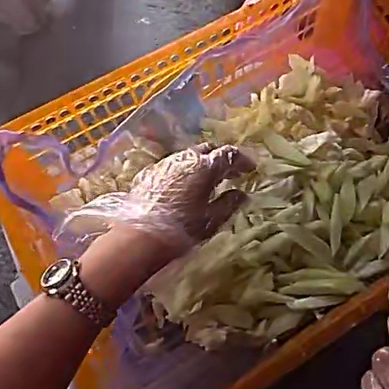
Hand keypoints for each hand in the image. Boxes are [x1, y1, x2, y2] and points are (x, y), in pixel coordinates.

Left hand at [112, 141, 255, 256]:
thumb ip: (229, 204)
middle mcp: (184, 159)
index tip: (251, 168)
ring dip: (202, 164)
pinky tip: (186, 187)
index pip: (228, 153)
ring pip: (189, 156)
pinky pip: (173, 166)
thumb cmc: (180, 229)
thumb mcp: (211, 220)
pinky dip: (185, 172)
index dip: (242, 159)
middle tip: (232, 173)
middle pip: (208, 149)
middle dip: (221, 158)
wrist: (138, 238)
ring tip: (210, 180)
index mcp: (204, 167)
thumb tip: (241, 194)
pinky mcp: (149, 174)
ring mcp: (164, 164)